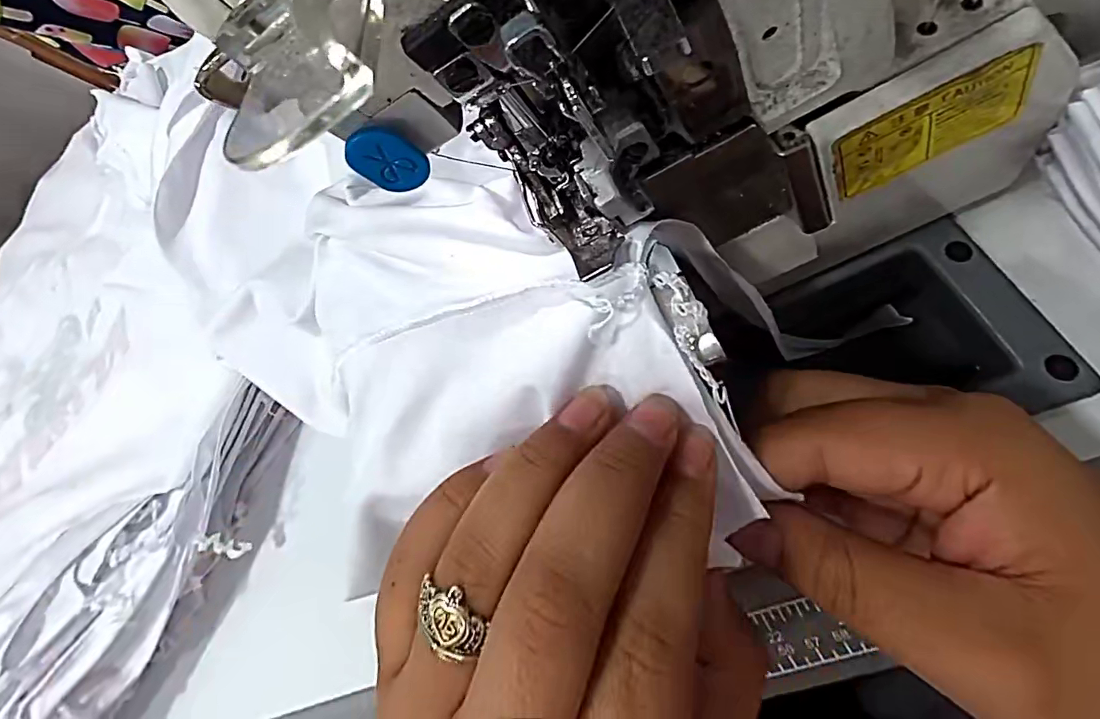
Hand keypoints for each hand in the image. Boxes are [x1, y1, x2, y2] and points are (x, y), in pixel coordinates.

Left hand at [376, 389, 765, 718]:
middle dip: (612, 482)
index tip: (692, 451)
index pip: (646, 637)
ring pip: (479, 563)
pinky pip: (409, 569)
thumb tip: (705, 562)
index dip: (676, 527)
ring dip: (539, 467)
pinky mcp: (384, 675)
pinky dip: (456, 499)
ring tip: (585, 410)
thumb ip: (715, 680)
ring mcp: (423, 709)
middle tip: (646, 416)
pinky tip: (505, 458)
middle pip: (556, 590)